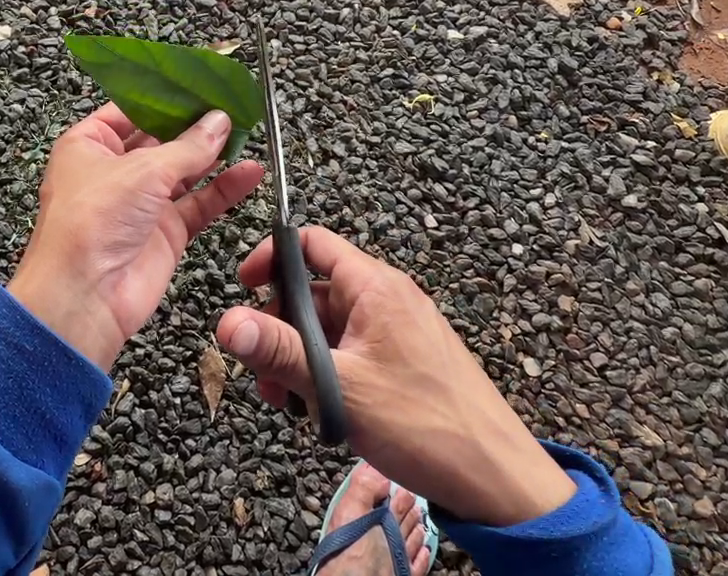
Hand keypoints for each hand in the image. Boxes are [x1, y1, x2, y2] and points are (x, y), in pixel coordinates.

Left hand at [9, 104, 264, 369]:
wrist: (84, 296)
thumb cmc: (89, 224)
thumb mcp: (142, 171)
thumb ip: (187, 147)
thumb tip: (218, 122)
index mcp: (88, 145)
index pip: (129, 110)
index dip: (164, 97)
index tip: (199, 84)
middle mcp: (113, 171)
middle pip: (159, 138)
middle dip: (194, 124)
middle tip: (230, 104)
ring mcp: (139, 202)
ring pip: (183, 170)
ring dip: (213, 154)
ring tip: (247, 131)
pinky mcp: (163, 232)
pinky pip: (198, 203)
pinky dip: (224, 189)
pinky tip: (250, 172)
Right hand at [215, 227, 576, 526]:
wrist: (501, 485)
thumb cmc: (426, 425)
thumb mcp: (340, 387)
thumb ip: (280, 351)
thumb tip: (227, 322)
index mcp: (374, 287)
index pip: (310, 242)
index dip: (271, 257)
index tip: (244, 289)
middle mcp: (385, 298)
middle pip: (312, 290)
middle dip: (278, 326)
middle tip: (263, 370)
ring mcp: (395, 330)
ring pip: (327, 326)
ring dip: (298, 356)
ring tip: (287, 399)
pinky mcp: (402, 360)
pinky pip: (348, 351)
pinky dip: (324, 371)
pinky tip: (318, 408)